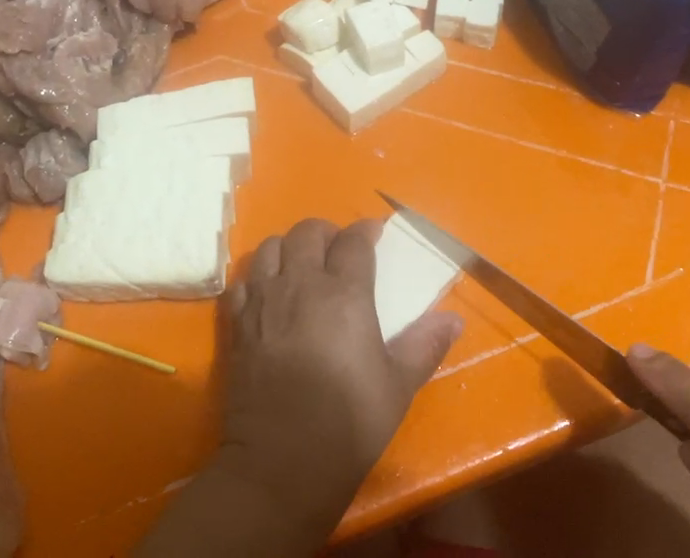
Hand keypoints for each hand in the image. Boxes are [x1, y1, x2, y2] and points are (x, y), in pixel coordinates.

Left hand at [219, 218, 462, 507]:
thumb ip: (425, 345)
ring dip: (288, 248)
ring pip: (270, 247)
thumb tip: (453, 319)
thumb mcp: (399, 386)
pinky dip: (256, 277)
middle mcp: (299, 284)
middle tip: (338, 249)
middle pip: (307, 232)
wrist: (282, 458)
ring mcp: (262, 299)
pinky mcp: (236, 321)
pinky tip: (266, 294)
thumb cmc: (350, 422)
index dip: (365, 231)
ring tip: (301, 266)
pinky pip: (242, 280)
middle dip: (326, 232)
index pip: (353, 242)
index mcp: (344, 293)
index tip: (375, 234)